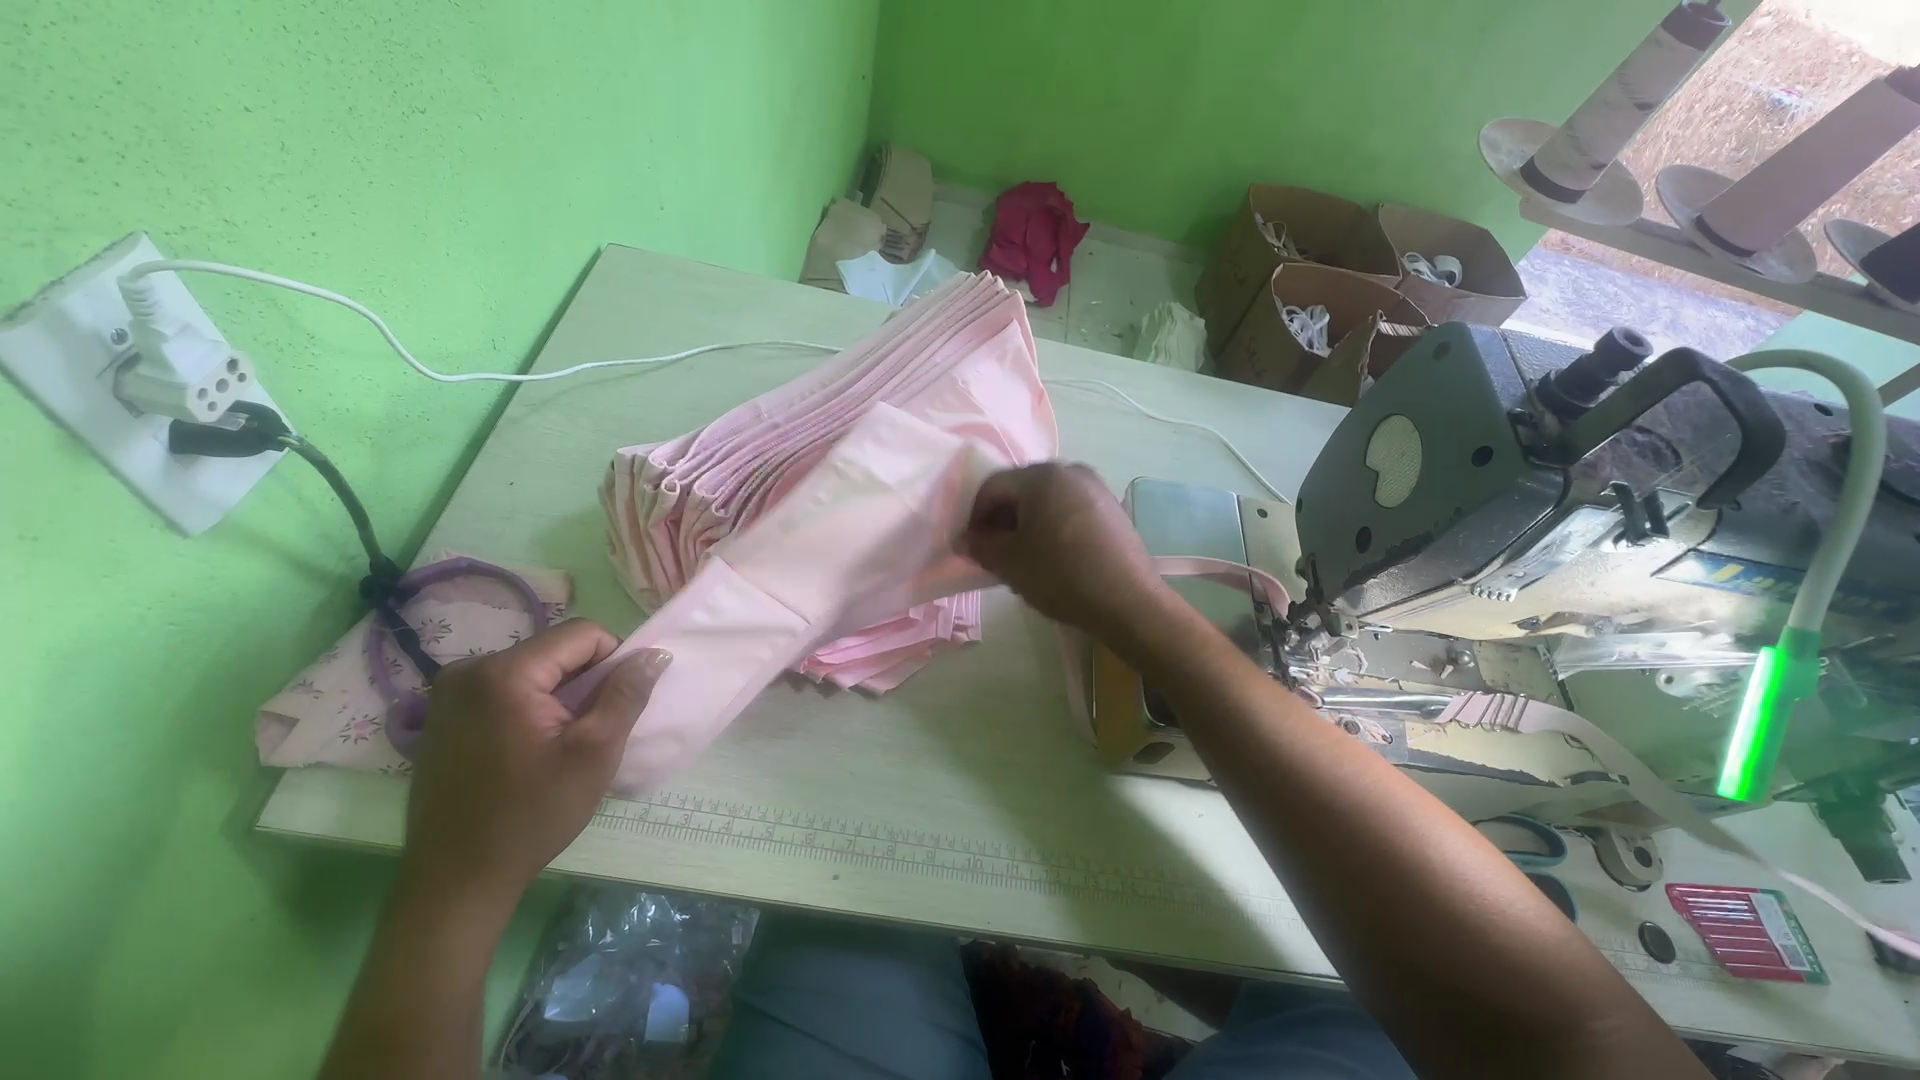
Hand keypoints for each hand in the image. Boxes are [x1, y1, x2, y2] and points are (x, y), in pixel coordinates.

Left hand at [401, 619, 671, 899]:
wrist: (457, 877)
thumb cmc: (531, 815)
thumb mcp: (595, 753)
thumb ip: (626, 695)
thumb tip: (654, 654)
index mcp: (504, 672)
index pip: (581, 635)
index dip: (612, 663)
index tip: (613, 710)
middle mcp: (468, 669)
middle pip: (553, 652)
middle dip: (582, 684)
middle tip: (587, 735)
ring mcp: (448, 693)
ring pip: (531, 672)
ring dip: (557, 698)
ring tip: (558, 747)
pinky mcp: (441, 716)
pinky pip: (504, 691)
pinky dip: (528, 709)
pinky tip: (527, 753)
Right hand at [963, 462, 1173, 637]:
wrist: (1128, 601)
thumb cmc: (1061, 576)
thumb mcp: (1010, 563)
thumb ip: (981, 545)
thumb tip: (967, 539)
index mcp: (1041, 476)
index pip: (993, 486)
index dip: (974, 515)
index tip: (970, 545)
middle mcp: (1071, 471)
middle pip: (1022, 489)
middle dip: (1002, 519)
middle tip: (994, 552)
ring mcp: (1096, 488)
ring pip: (1047, 501)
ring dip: (1028, 524)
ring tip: (1023, 558)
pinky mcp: (1113, 509)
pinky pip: (1071, 510)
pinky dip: (1054, 527)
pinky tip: (1054, 557)